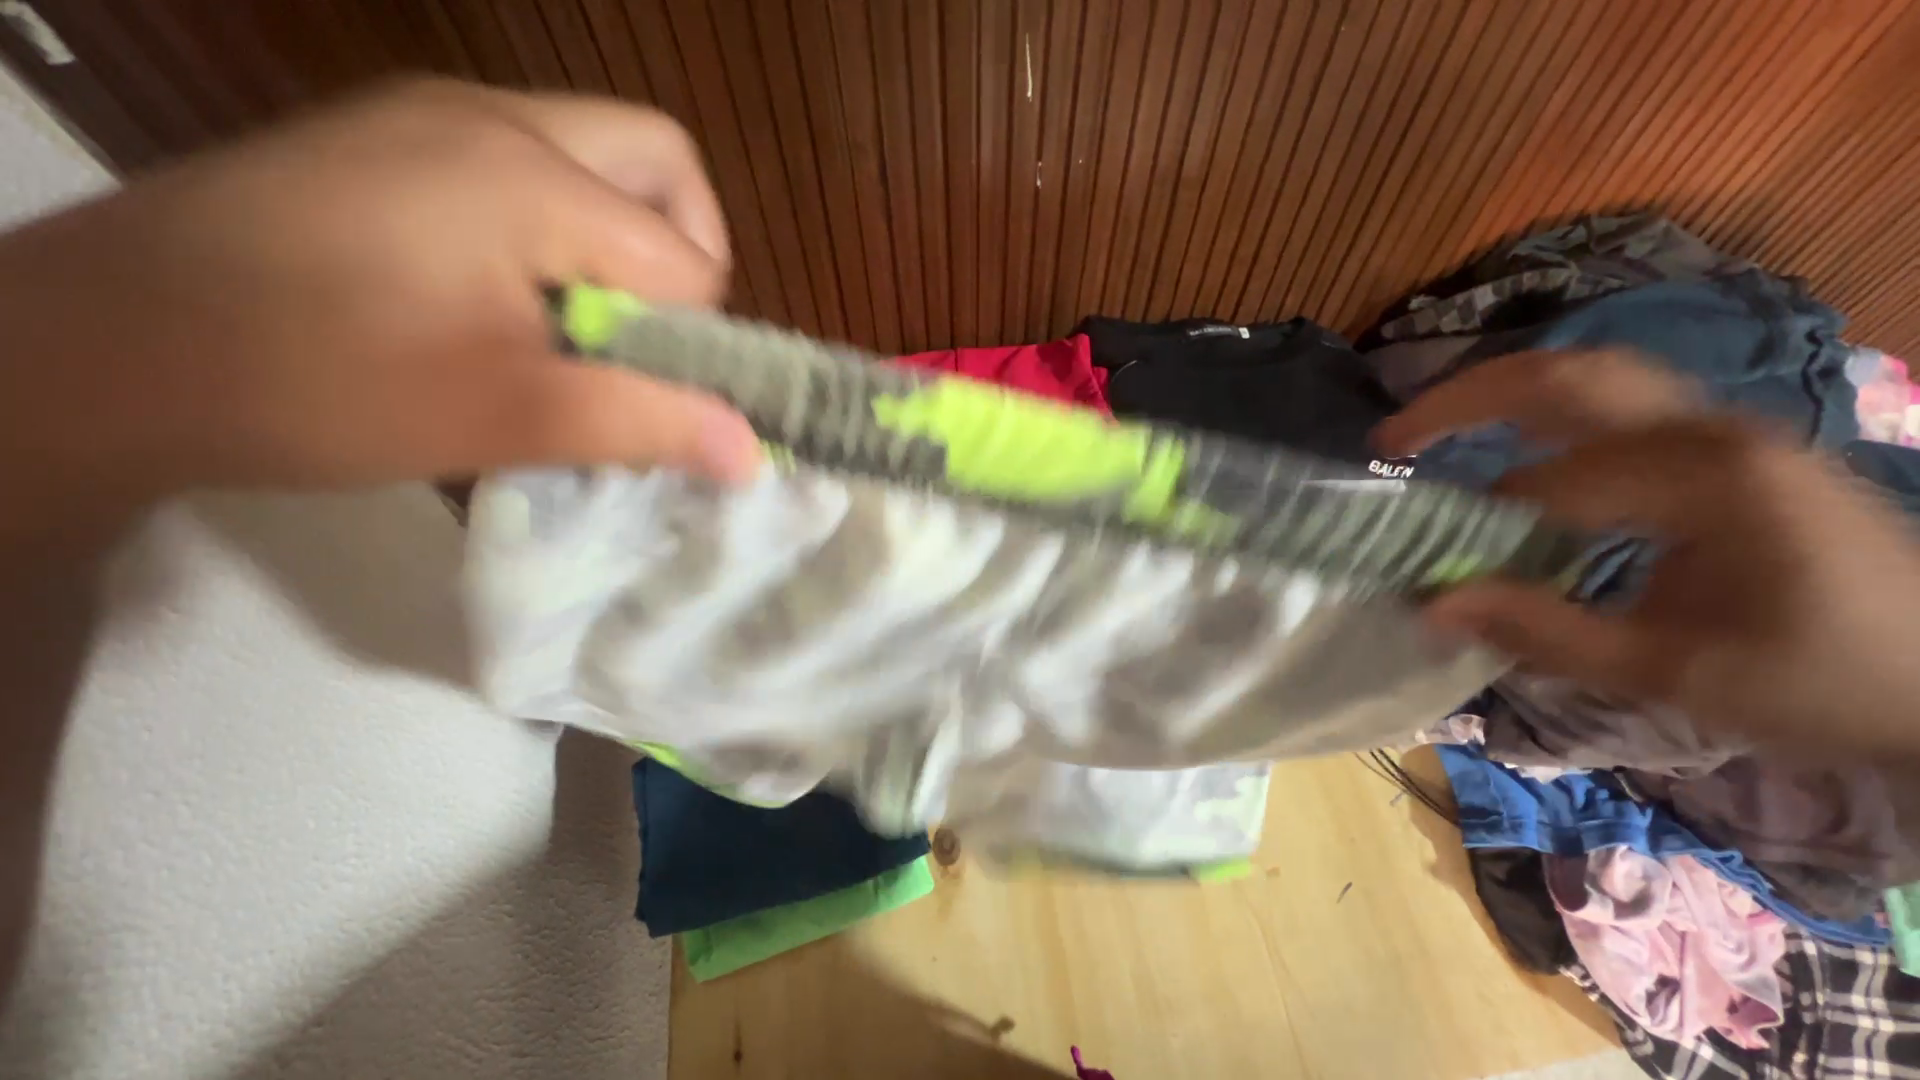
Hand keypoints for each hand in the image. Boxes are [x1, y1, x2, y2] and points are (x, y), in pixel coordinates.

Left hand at [0, 79, 759, 539]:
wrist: (96, 350)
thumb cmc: (315, 386)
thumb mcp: (501, 418)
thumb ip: (644, 423)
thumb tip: (757, 453)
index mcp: (529, 174)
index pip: (686, 261)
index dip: (688, 342)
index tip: (638, 400)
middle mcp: (495, 115)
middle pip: (662, 163)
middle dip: (684, 258)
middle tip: (637, 339)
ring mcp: (434, 112)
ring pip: (598, 155)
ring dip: (620, 243)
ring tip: (572, 323)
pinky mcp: (392, 134)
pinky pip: (527, 161)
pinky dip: (557, 226)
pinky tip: (504, 293)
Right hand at [1375, 349, 1919, 758]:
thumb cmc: (1821, 680)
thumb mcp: (1672, 673)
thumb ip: (1542, 632)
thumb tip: (1428, 603)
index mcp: (1707, 479)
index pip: (1550, 483)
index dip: (1476, 524)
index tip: (1426, 564)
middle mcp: (1713, 429)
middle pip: (1565, 377)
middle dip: (1463, 401)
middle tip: (1389, 441)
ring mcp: (1727, 428)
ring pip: (1589, 377)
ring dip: (1500, 397)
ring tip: (1431, 431)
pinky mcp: (1729, 445)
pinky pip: (1617, 406)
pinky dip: (1545, 416)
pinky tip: (1514, 450)